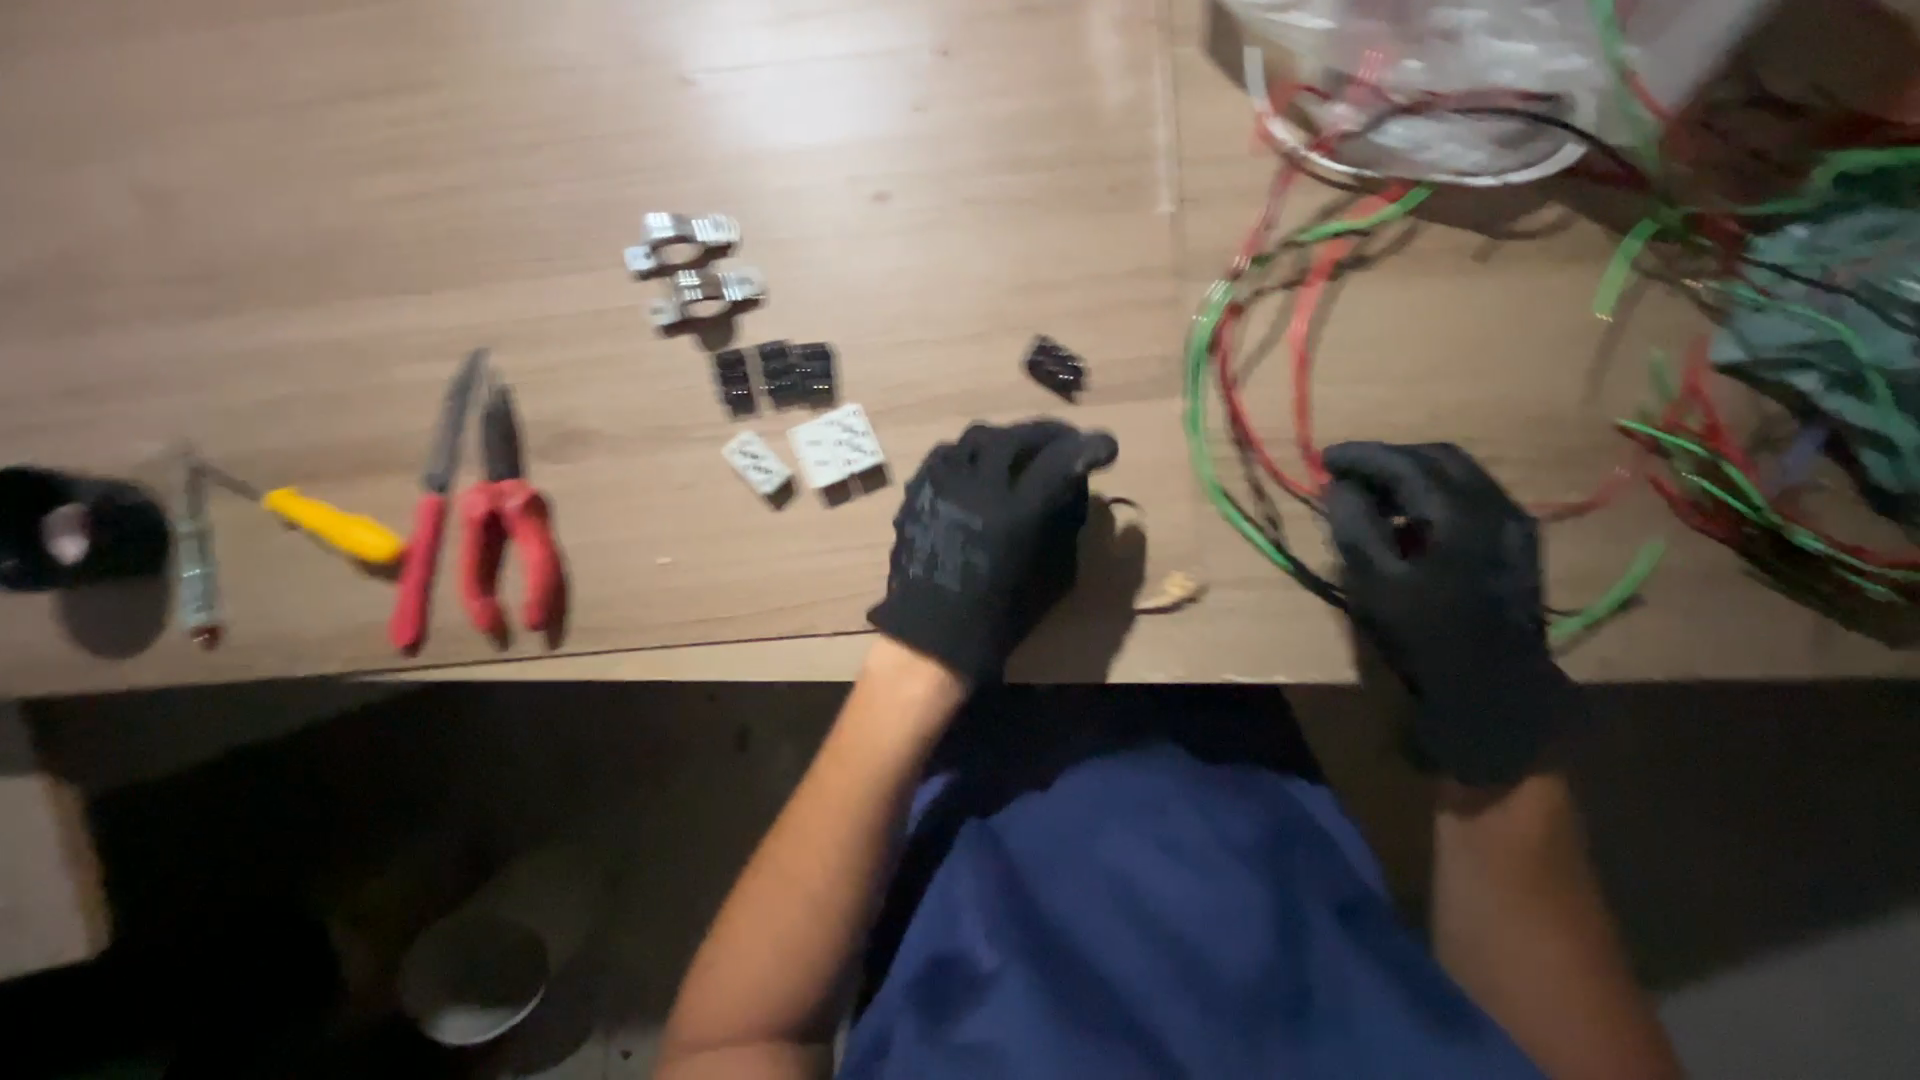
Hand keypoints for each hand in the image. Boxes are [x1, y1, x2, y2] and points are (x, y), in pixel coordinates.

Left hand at [867, 420, 1118, 683]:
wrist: (933, 636)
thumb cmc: (1003, 614)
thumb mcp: (1057, 574)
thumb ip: (1068, 523)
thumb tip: (1074, 485)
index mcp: (1017, 514)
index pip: (1059, 460)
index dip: (1088, 447)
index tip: (1105, 447)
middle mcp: (977, 489)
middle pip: (1016, 438)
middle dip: (1048, 434)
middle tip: (1065, 441)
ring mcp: (940, 487)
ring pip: (977, 438)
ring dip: (1007, 440)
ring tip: (1021, 450)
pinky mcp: (915, 493)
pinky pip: (946, 455)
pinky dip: (971, 454)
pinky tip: (981, 467)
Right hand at [1323, 441, 1579, 786]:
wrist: (1495, 691)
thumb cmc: (1425, 638)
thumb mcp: (1373, 584)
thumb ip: (1354, 526)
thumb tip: (1340, 486)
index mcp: (1460, 512)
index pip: (1404, 463)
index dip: (1361, 455)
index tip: (1324, 458)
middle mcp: (1496, 505)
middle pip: (1438, 458)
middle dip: (1389, 459)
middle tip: (1348, 474)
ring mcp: (1515, 523)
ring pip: (1461, 475)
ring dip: (1414, 476)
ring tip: (1374, 496)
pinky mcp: (1520, 543)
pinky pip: (1475, 498)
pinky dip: (1436, 496)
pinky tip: (1413, 523)